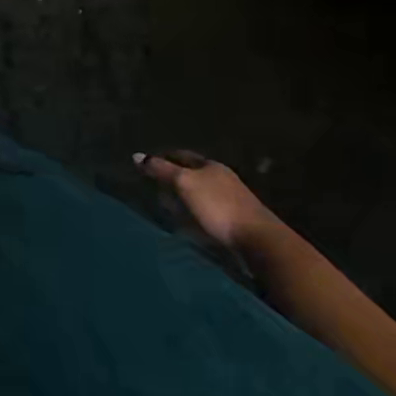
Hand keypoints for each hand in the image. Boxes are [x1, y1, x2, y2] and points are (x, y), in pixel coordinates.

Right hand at [137, 150, 282, 252]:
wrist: (259, 240)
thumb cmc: (218, 206)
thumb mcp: (184, 183)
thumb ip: (161, 169)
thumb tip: (136, 156)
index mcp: (210, 165)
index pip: (181, 155)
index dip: (163, 158)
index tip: (147, 166)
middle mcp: (222, 178)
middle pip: (192, 173)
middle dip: (174, 177)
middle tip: (154, 185)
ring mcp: (232, 199)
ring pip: (201, 192)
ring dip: (184, 197)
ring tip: (168, 206)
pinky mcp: (236, 219)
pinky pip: (209, 210)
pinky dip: (195, 212)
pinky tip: (188, 221)